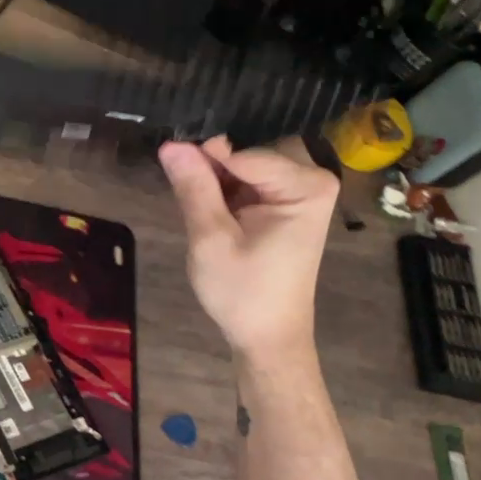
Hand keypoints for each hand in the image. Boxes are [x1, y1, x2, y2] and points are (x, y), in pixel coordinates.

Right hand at [158, 136, 339, 362]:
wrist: (267, 334)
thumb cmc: (241, 291)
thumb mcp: (210, 239)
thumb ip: (194, 188)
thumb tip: (170, 146)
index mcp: (305, 185)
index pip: (243, 154)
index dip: (204, 158)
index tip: (168, 158)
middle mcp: (313, 179)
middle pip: (249, 155)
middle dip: (213, 169)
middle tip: (183, 194)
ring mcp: (303, 192)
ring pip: (247, 168)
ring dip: (217, 183)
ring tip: (196, 208)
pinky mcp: (289, 206)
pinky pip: (252, 185)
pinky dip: (227, 195)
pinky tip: (211, 214)